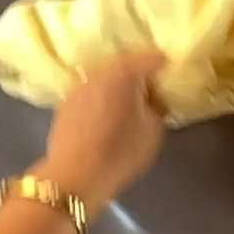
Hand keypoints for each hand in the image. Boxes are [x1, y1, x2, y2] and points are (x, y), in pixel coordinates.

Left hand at [35, 53, 167, 214]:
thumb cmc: (121, 152)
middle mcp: (98, 73)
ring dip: (115, 88)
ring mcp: (77, 88)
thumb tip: (152, 99)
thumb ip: (156, 107)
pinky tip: (104, 115)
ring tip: (127, 103)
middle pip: (122, 67)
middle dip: (137, 75)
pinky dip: (100, 99)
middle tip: (150, 89)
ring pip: (103, 80)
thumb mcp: (153, 131)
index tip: (169, 69)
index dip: (161, 63)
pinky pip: (89, 95)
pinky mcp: (64, 104)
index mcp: (123, 74)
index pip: (148, 59)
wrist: (75, 174)